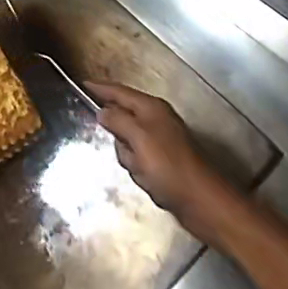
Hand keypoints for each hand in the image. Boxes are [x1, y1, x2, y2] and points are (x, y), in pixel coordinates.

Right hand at [88, 80, 226, 215]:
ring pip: (128, 143)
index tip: (83, 84)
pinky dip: (140, 170)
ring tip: (143, 171)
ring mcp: (161, 141)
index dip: (100, 88)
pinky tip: (150, 181)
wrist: (204, 204)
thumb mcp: (138, 139)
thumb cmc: (170, 168)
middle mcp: (156, 120)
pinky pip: (139, 160)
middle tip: (125, 151)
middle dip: (118, 137)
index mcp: (151, 108)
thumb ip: (117, 120)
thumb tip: (102, 111)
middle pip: (122, 118)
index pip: (119, 91)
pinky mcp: (164, 163)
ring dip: (130, 158)